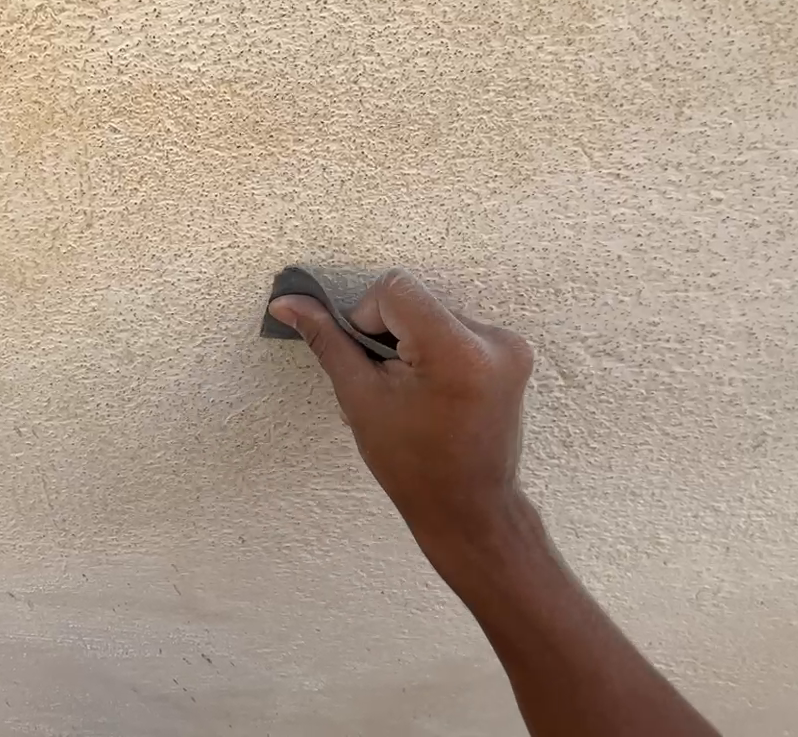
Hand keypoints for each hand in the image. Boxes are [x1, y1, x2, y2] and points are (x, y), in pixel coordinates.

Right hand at [268, 269, 534, 568]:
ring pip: (429, 311)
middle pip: (412, 300)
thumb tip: (286, 303)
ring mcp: (508, 346)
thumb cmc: (412, 463)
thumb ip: (325, 338)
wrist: (468, 508)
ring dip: (407, 338)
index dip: (366, 317)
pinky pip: (452, 325)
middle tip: (386, 378)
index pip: (394, 289)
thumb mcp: (358, 395)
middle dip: (386, 331)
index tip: (369, 359)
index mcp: (456, 351)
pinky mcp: (510, 353)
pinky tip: (427, 385)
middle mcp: (493, 341)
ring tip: (408, 386)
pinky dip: (429, 346)